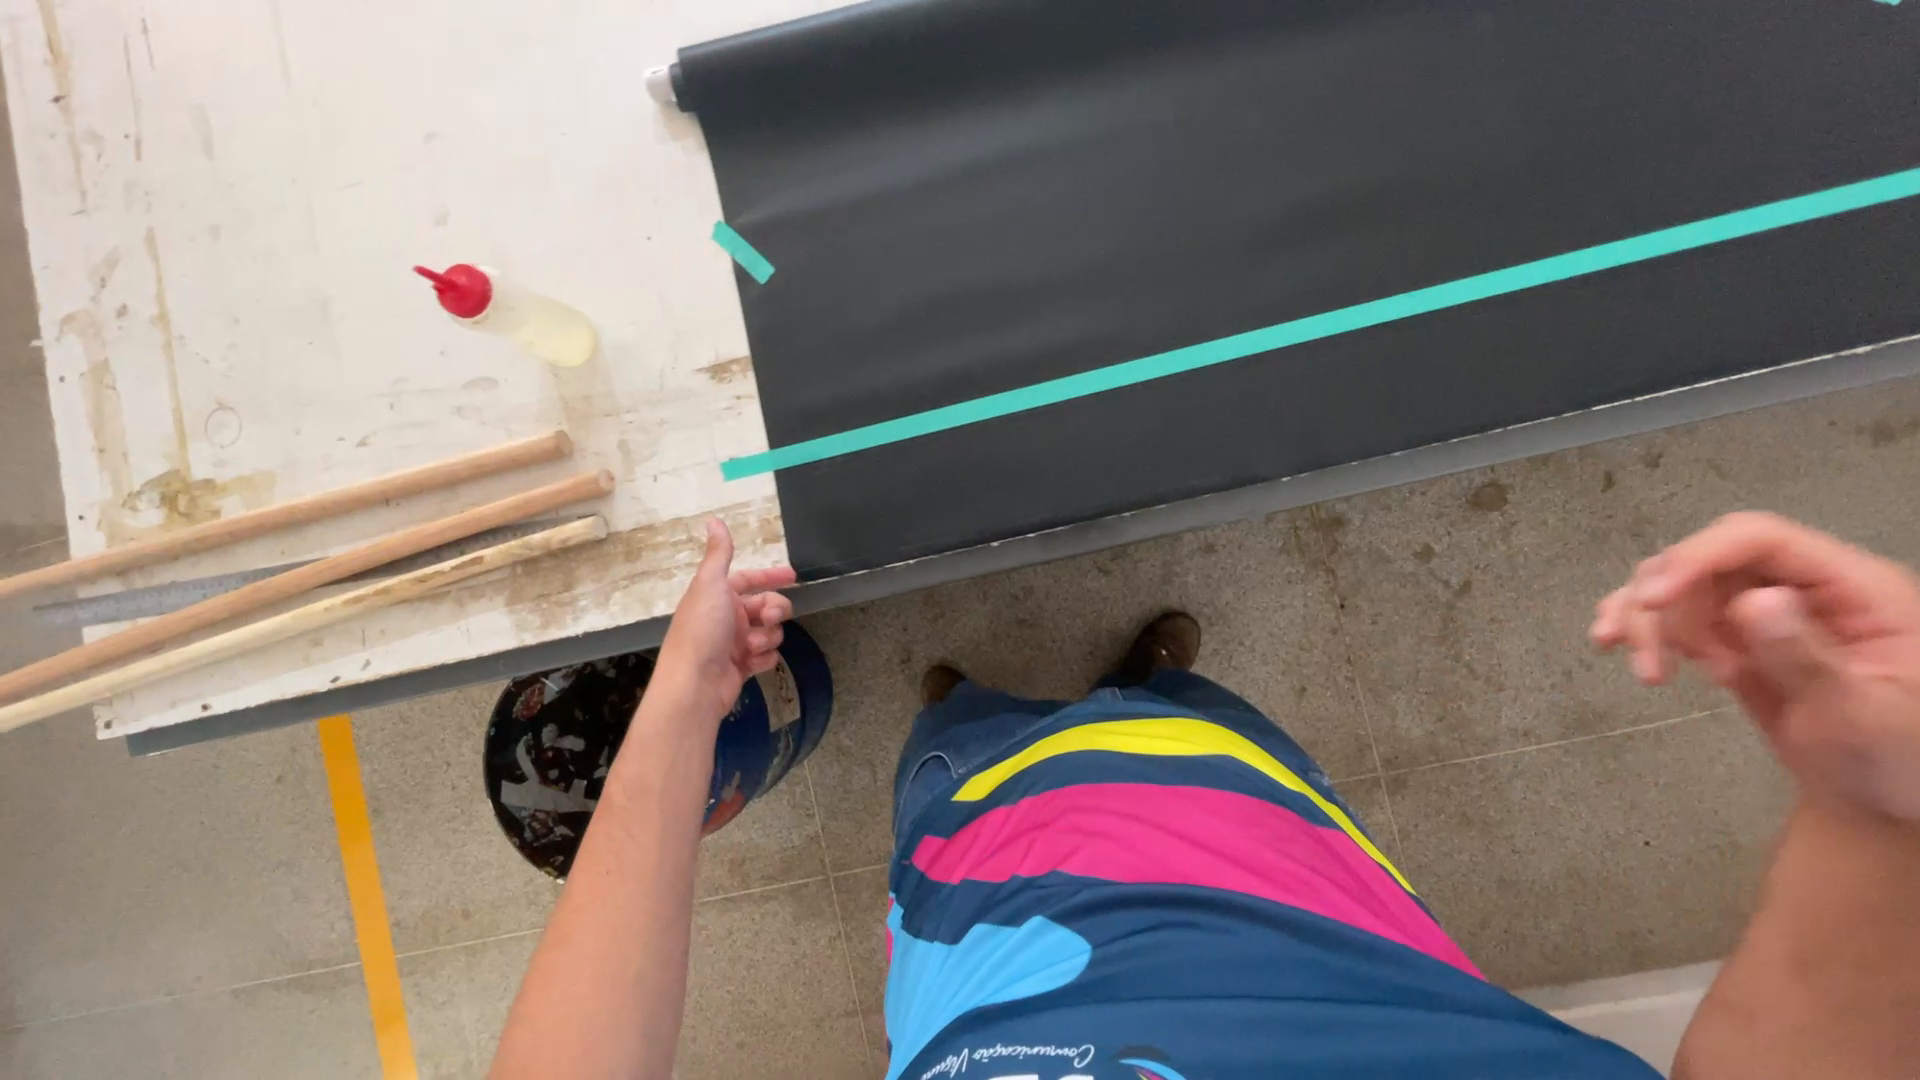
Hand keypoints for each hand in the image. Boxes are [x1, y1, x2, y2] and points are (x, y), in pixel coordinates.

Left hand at [651, 519, 796, 725]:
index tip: (793, 576)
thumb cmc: (702, 631)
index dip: (770, 576)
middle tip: (770, 617)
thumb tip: (714, 520)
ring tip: (753, 647)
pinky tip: (754, 662)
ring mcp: (734, 643)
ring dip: (768, 636)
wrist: (694, 685)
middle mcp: (725, 617)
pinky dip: (764, 658)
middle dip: (775, 609)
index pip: (748, 580)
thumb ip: (719, 554)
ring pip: (769, 631)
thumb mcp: (710, 585)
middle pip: (765, 605)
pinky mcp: (742, 667)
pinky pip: (766, 656)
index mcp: (717, 596)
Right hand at [1592, 512, 1919, 820]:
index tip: (1649, 601)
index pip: (1759, 539)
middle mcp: (1803, 584)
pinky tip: (1615, 647)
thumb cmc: (1885, 760)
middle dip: (1662, 605)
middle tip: (1651, 660)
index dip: (1696, 558)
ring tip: (1651, 674)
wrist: (1874, 796)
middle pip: (1704, 560)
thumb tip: (1754, 598)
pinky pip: (1666, 609)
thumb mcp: (1856, 714)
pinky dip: (1635, 625)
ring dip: (1644, 623)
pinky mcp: (1727, 630)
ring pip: (1673, 584)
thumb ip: (1804, 655)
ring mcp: (1760, 606)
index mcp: (1855, 588)